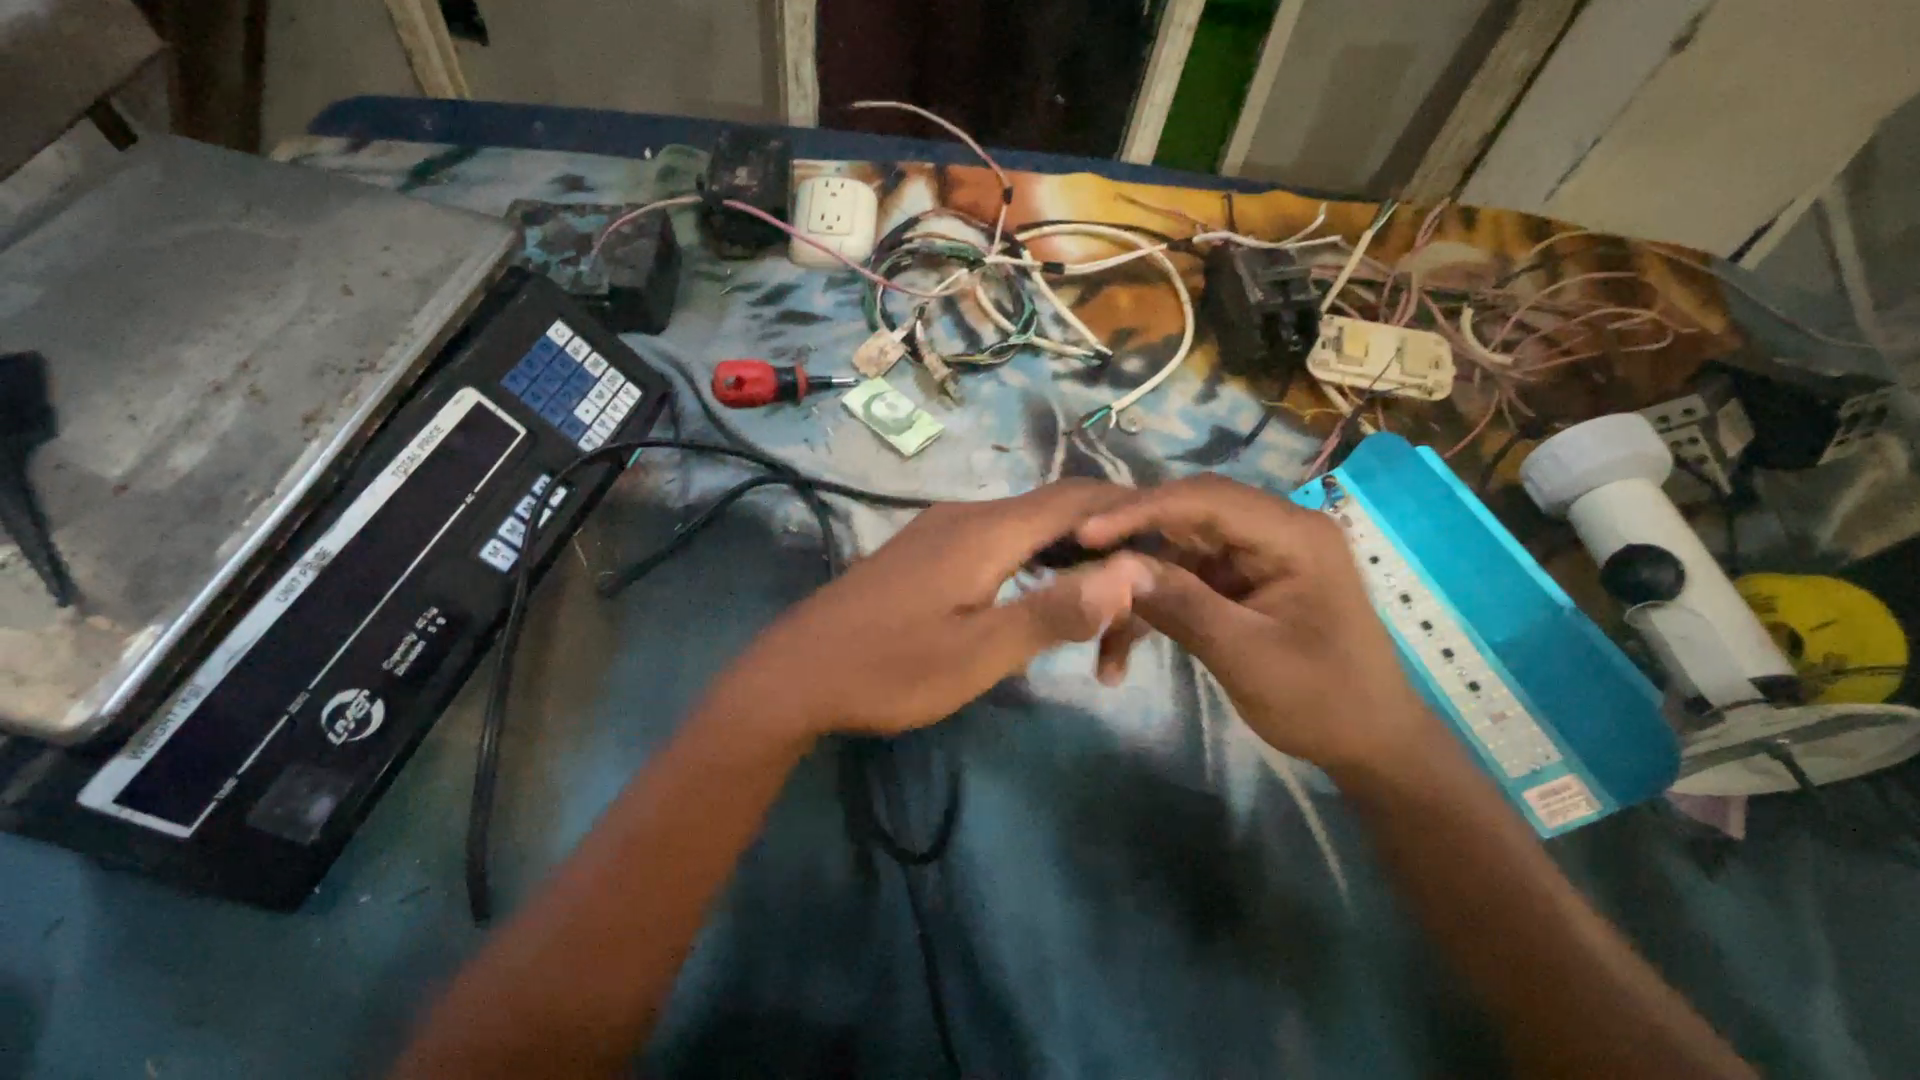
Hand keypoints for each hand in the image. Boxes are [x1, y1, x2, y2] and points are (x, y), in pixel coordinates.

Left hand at [704, 480, 1156, 740]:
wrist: (795, 675)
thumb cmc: (890, 670)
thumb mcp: (978, 653)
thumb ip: (1054, 612)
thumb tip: (1131, 572)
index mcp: (986, 531)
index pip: (1076, 499)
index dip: (1129, 510)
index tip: (1171, 536)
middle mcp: (966, 515)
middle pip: (1053, 505)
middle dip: (1106, 531)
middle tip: (1149, 569)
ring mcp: (939, 529)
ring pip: (1024, 522)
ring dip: (1071, 546)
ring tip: (1108, 585)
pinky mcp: (923, 551)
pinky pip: (997, 537)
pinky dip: (1035, 555)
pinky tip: (1042, 588)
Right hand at [1076, 475, 1437, 773]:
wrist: (1370, 745)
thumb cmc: (1322, 700)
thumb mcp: (1247, 655)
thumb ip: (1183, 606)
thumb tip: (1116, 568)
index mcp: (1293, 534)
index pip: (1206, 500)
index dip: (1142, 510)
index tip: (1087, 534)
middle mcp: (1276, 532)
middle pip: (1188, 518)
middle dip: (1132, 544)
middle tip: (1078, 565)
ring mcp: (1259, 558)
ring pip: (1180, 551)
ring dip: (1139, 585)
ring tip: (1098, 621)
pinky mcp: (1245, 584)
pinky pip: (1188, 580)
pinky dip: (1157, 607)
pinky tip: (1122, 649)